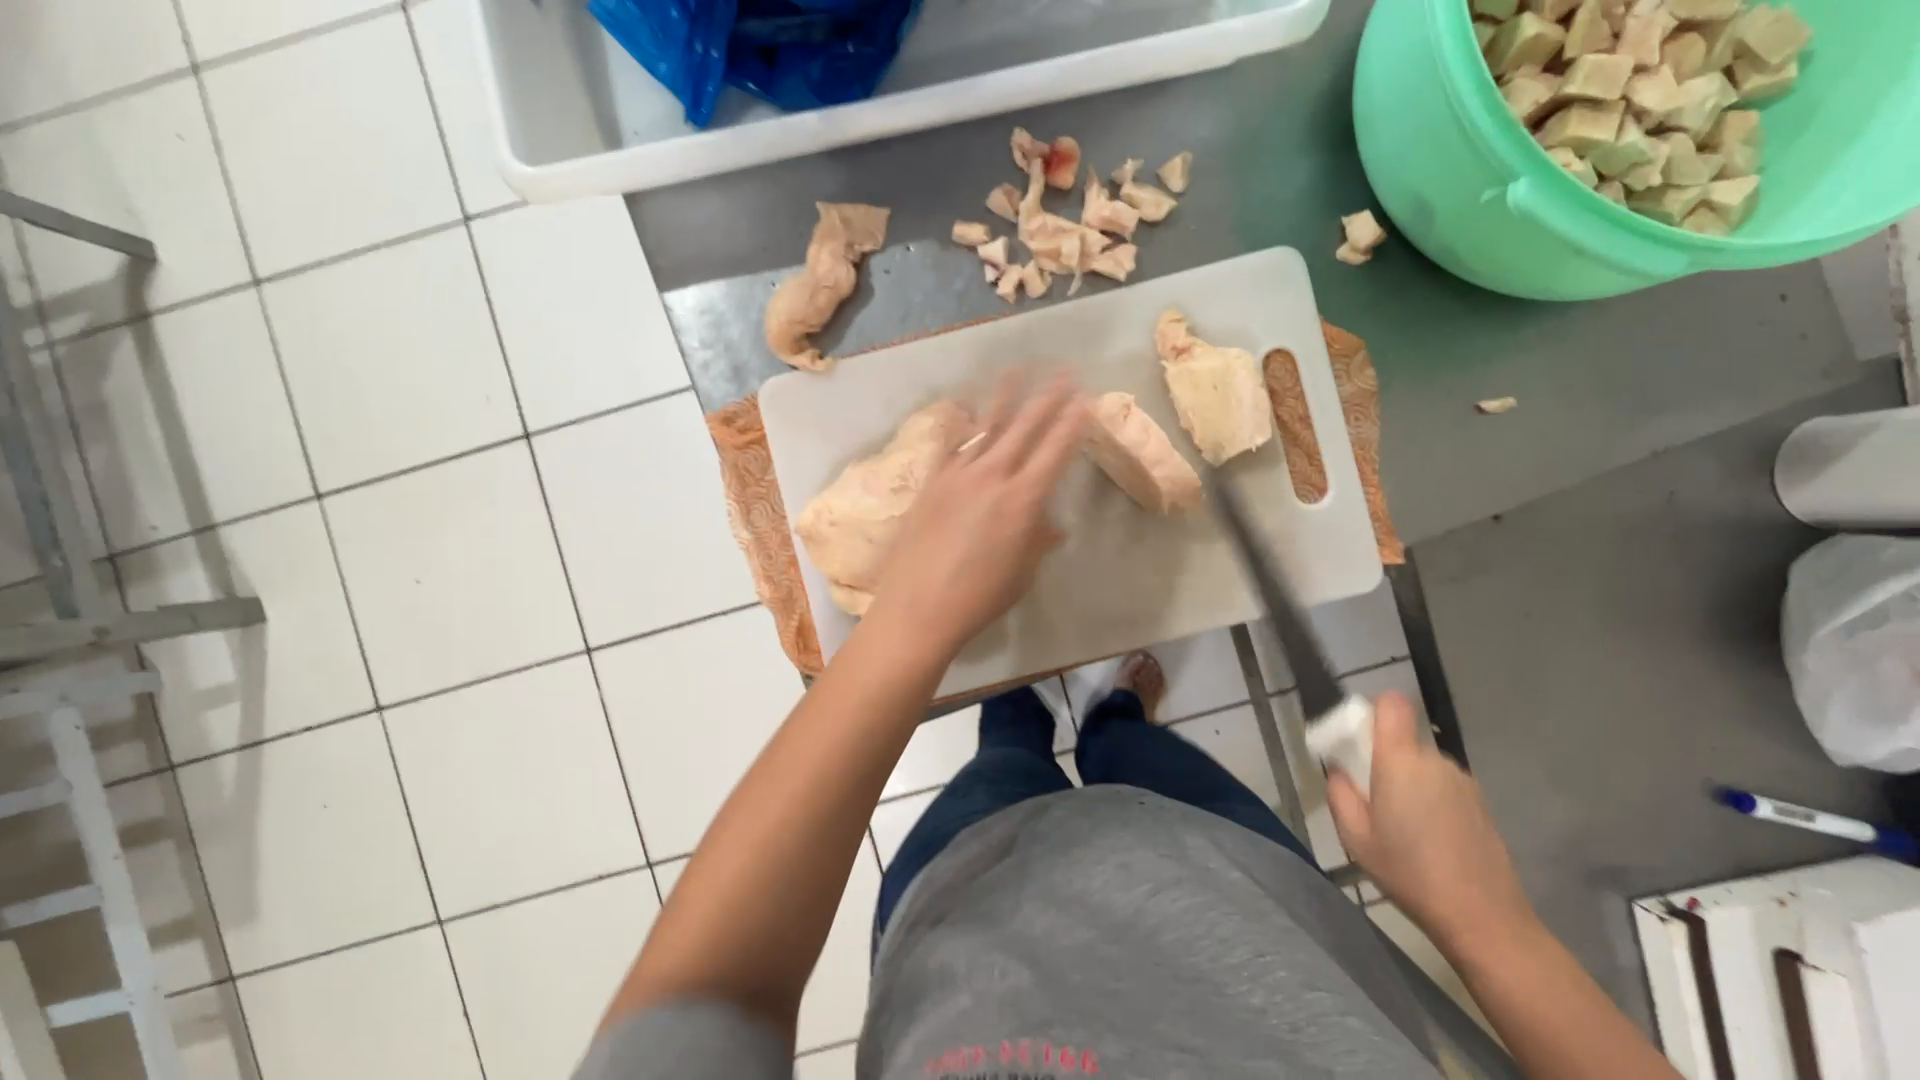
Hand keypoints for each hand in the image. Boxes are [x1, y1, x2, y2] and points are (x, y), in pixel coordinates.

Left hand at [865, 374, 1086, 656]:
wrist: (918, 607)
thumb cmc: (980, 598)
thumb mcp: (1022, 573)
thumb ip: (1037, 541)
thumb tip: (1051, 525)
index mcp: (1024, 499)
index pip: (1056, 450)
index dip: (1074, 422)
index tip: (1087, 398)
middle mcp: (993, 476)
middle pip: (1025, 426)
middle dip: (1047, 397)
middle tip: (1063, 372)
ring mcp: (958, 474)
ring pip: (986, 425)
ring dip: (1005, 396)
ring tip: (1017, 369)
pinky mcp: (931, 481)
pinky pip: (949, 442)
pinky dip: (959, 420)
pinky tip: (962, 404)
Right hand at [1326, 694, 1535, 951]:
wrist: (1481, 914)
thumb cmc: (1408, 872)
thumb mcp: (1355, 837)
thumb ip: (1340, 793)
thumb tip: (1340, 771)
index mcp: (1400, 761)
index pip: (1392, 704)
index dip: (1373, 713)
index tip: (1358, 743)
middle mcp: (1434, 761)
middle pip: (1404, 742)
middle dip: (1385, 761)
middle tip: (1373, 803)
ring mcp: (1462, 781)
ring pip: (1424, 767)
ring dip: (1410, 785)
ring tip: (1403, 831)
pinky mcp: (1479, 803)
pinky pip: (1443, 788)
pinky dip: (1431, 803)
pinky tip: (1430, 842)